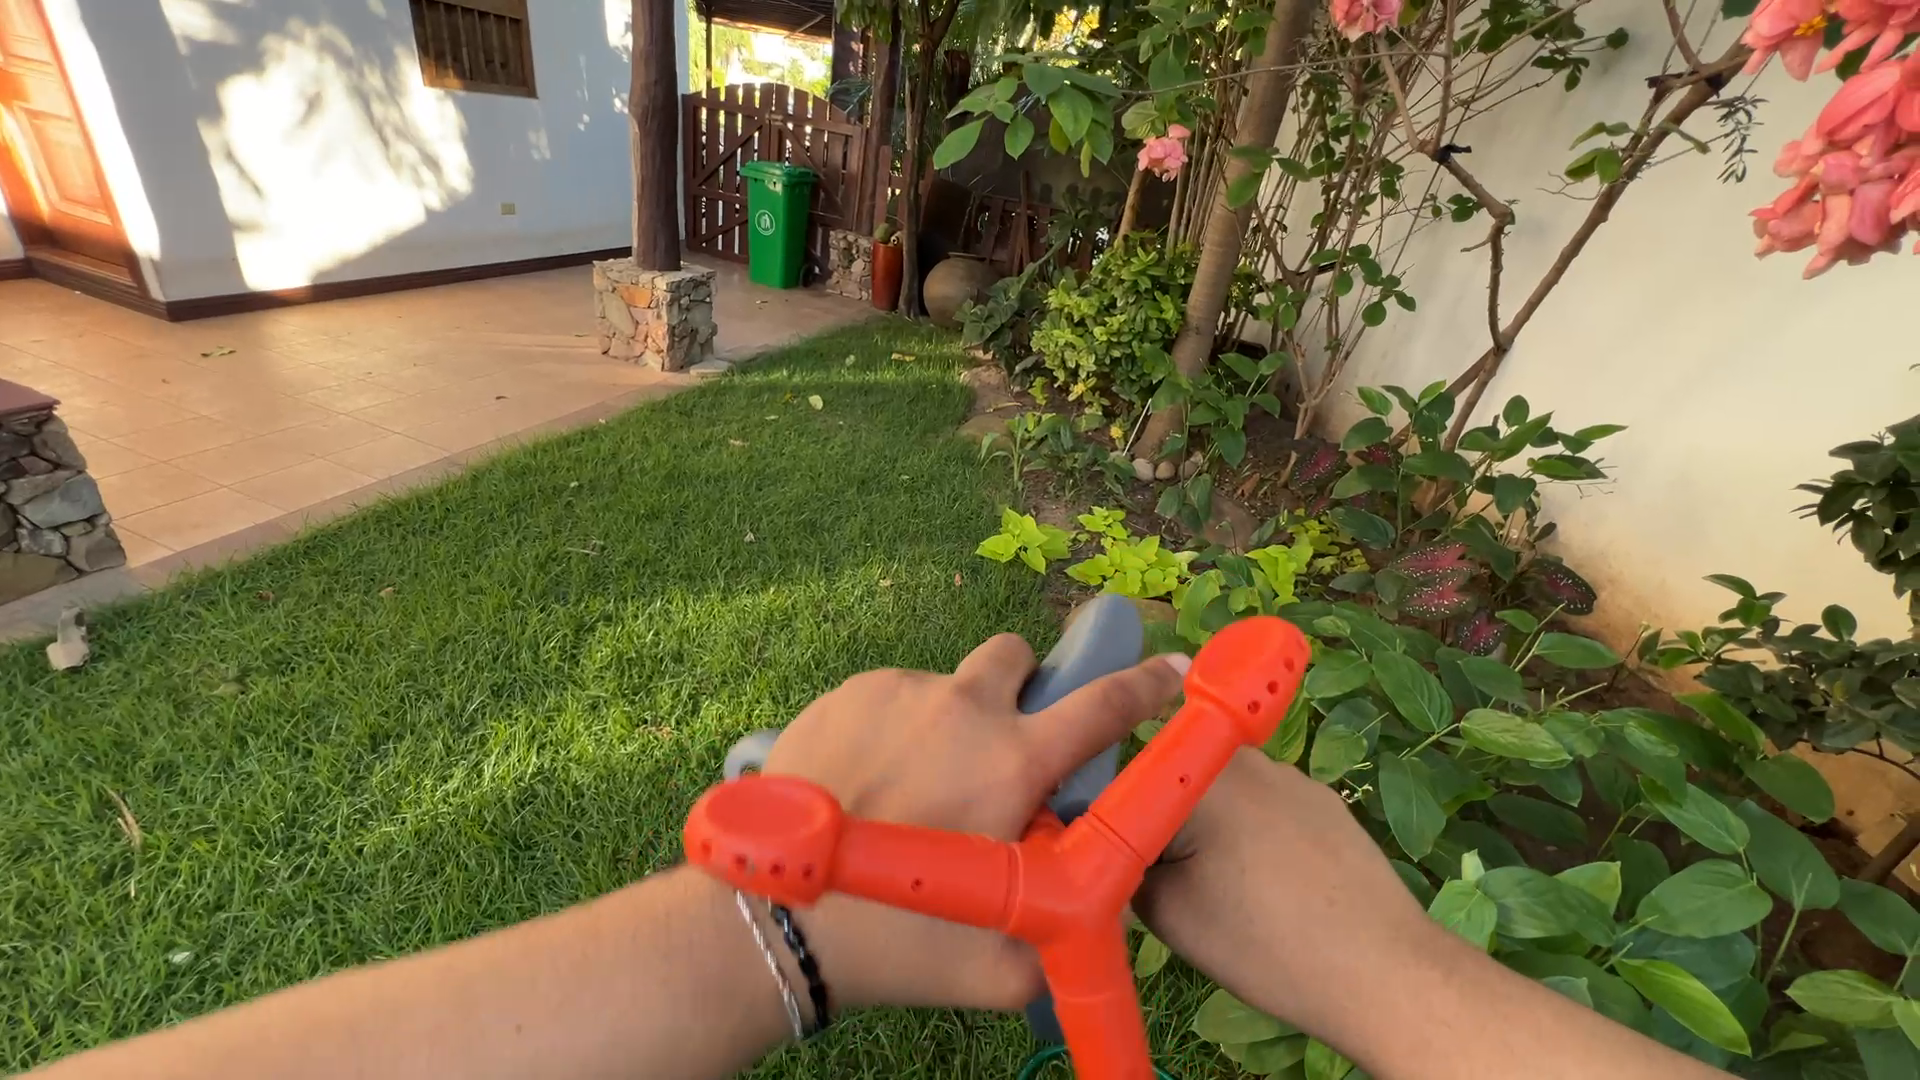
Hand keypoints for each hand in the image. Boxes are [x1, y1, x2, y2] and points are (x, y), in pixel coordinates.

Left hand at [759, 634, 1185, 1011]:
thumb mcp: (998, 965)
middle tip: (995, 740)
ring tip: (913, 782)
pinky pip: (895, 694)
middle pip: (1014, 654)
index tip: (1170, 667)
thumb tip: (1079, 905)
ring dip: (949, 718)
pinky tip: (868, 776)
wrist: (772, 915)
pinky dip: (898, 724)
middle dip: (1018, 687)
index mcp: (1011, 762)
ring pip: (947, 682)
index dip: (1145, 685)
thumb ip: (1058, 933)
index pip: (1103, 708)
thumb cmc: (891, 941)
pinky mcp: (851, 690)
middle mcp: (962, 708)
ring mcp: (900, 690)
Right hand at [1134, 749, 1438, 1034]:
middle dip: (1164, 818)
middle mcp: (1241, 756)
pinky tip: (1272, 881)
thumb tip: (1113, 845)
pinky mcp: (1323, 799)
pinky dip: (1253, 831)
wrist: (1384, 974)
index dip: (1114, 816)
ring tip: (1227, 883)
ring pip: (1219, 790)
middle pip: (1175, 777)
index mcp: (1195, 771)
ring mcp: (1289, 774)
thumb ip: (1123, 863)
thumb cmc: (1262, 940)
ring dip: (1208, 823)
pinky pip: (1264, 803)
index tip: (1121, 857)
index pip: (1127, 775)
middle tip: (1171, 875)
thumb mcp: (1165, 911)